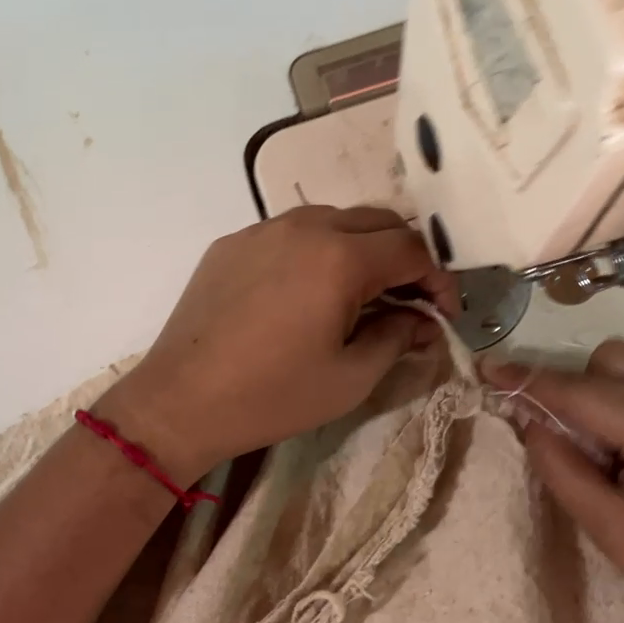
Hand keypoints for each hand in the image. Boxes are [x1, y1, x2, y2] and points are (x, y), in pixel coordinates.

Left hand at [96, 206, 459, 479]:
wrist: (181, 401)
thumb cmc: (272, 396)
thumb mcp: (350, 378)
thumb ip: (398, 338)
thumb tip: (422, 320)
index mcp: (340, 257)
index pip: (410, 249)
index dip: (438, 279)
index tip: (442, 312)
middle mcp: (302, 227)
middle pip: (376, 222)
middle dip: (403, 256)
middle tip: (408, 300)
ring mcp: (261, 230)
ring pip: (331, 221)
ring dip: (358, 249)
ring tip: (359, 295)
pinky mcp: (230, 244)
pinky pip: (287, 234)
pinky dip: (313, 252)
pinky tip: (305, 293)